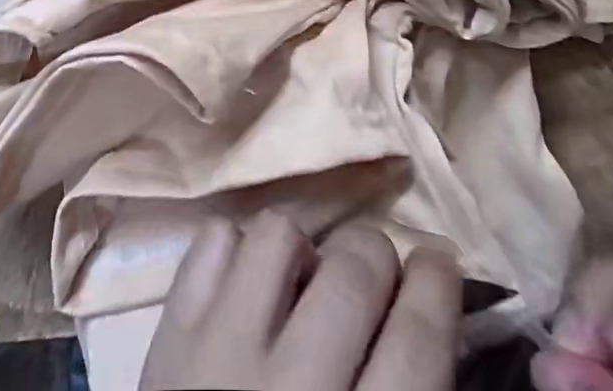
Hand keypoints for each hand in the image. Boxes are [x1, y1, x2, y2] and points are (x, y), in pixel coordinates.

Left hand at [140, 212, 462, 390]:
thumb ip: (406, 390)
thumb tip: (431, 315)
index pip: (416, 340)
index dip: (436, 286)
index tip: (439, 259)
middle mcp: (294, 387)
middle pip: (352, 273)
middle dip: (376, 253)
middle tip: (375, 268)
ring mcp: (223, 350)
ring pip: (277, 236)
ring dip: (303, 247)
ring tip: (304, 279)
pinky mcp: (173, 329)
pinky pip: (213, 240)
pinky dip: (237, 249)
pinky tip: (247, 285)